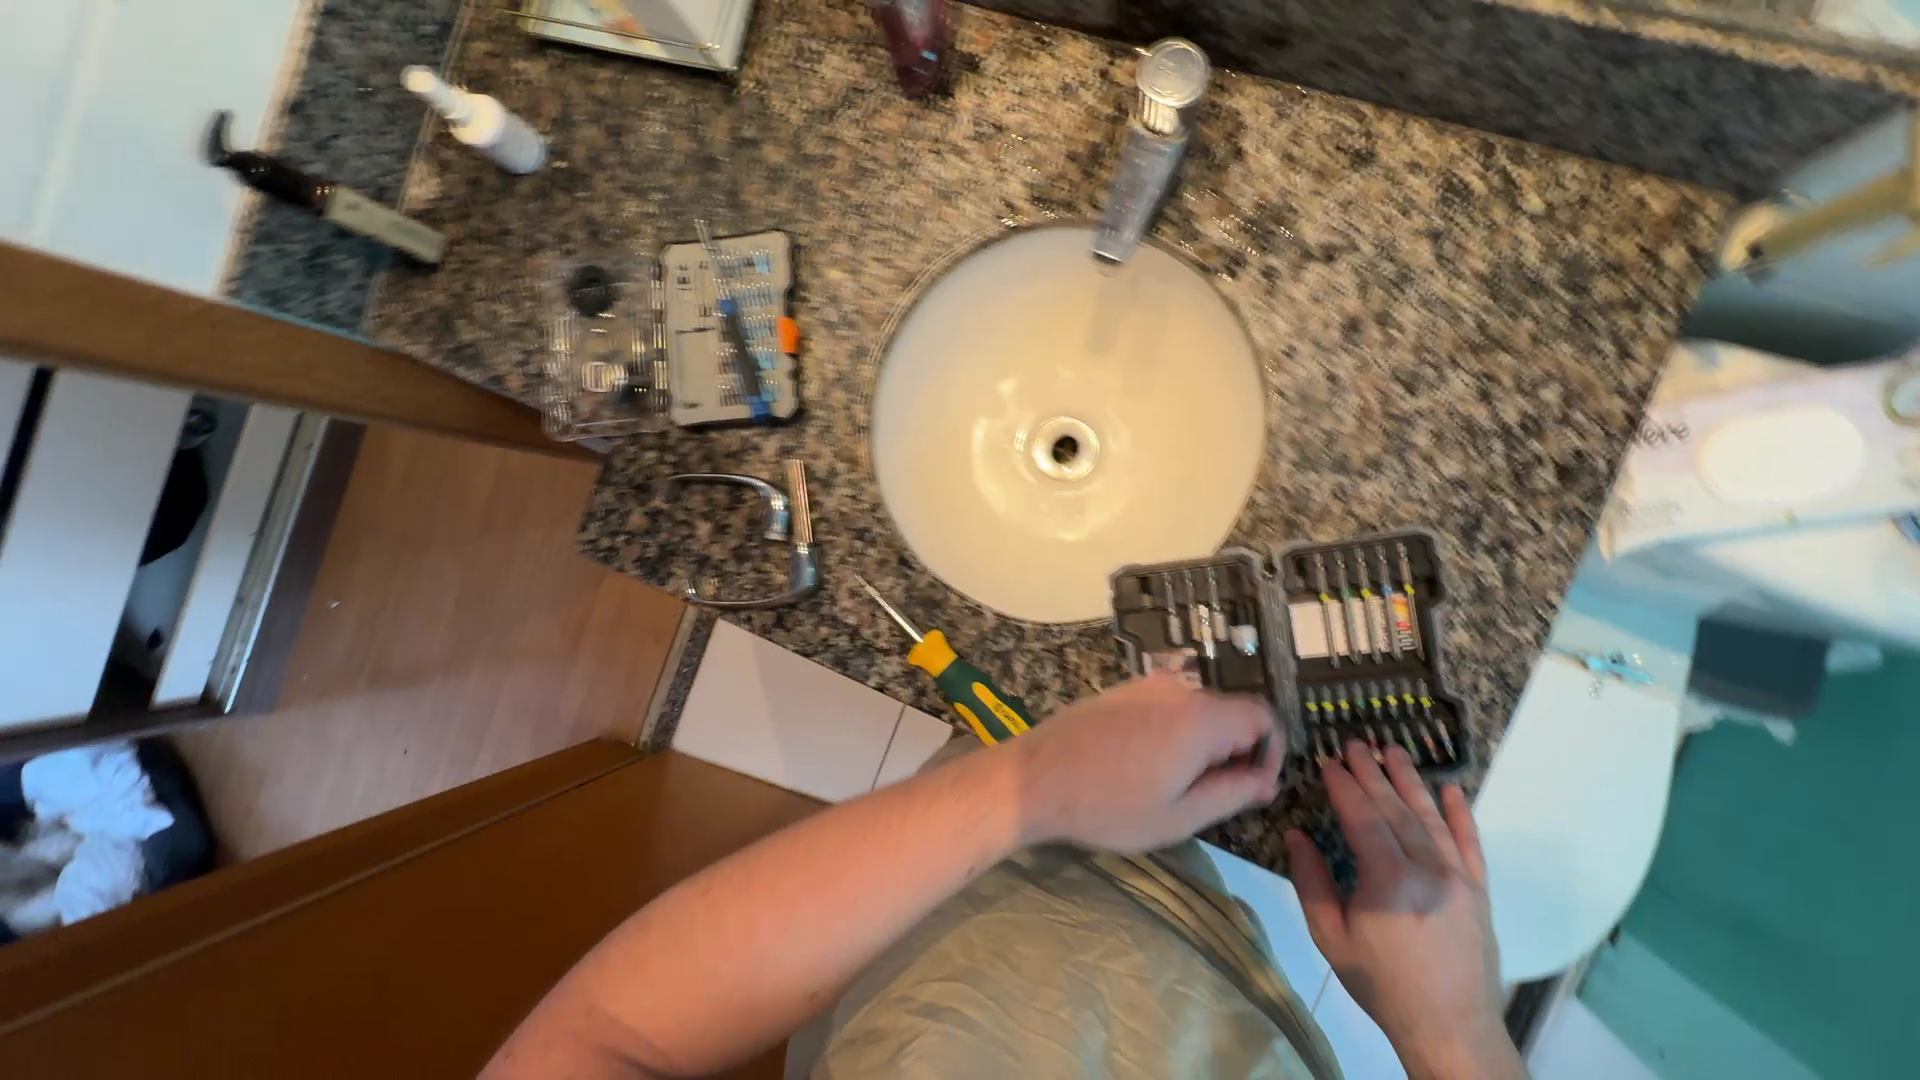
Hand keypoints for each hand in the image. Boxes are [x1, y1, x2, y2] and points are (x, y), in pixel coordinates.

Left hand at [1009, 674, 1281, 853]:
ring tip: (1176, 786)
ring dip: (1203, 744)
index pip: (1263, 716)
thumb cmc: (1108, 806)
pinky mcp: (1120, 691)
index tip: (1252, 789)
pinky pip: (1167, 706)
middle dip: (1235, 751)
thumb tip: (1267, 781)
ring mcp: (1143, 685)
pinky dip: (1175, 732)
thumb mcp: (1178, 816)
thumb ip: (1232, 794)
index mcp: (1199, 717)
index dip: (1271, 753)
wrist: (1032, 779)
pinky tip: (1147, 766)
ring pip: (1197, 709)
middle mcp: (1176, 690)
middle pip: (1230, 711)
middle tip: (1212, 796)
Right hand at [1286, 743, 1523, 1079]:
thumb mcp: (1330, 937)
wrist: (1450, 1028)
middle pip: (1395, 809)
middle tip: (1356, 743)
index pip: (1362, 817)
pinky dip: (1461, 814)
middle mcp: (1427, 870)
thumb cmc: (1381, 984)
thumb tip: (1297, 836)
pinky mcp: (1479, 891)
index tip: (1328, 762)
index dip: (1344, 786)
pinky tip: (1451, 790)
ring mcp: (1459, 878)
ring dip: (1410, 780)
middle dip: (1372, 773)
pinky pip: (1471, 843)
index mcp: (1388, 880)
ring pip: (1430, 817)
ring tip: (1394, 751)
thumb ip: (1312, 882)